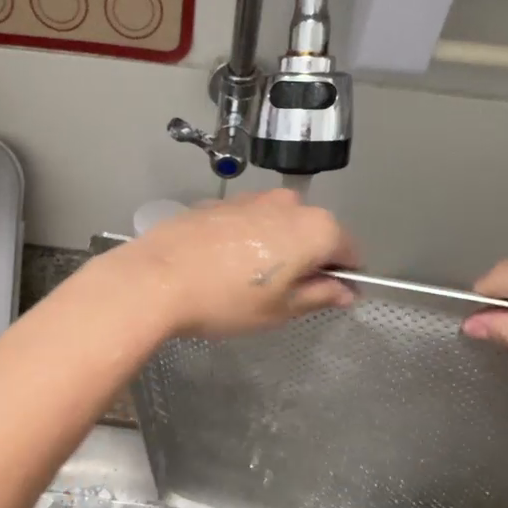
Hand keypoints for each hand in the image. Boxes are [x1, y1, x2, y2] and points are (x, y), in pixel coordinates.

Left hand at [108, 189, 358, 337]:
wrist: (157, 278)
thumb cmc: (226, 301)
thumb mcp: (280, 309)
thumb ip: (320, 295)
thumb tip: (345, 290)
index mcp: (316, 228)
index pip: (350, 251)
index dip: (343, 277)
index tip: (327, 298)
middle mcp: (289, 204)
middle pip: (315, 233)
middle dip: (308, 261)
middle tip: (283, 296)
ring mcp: (252, 198)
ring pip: (280, 225)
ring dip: (276, 249)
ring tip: (247, 283)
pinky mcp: (219, 203)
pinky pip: (248, 222)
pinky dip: (247, 241)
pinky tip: (223, 267)